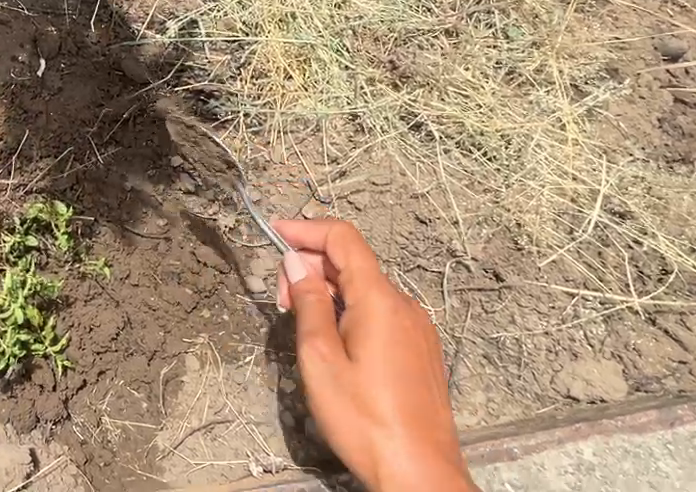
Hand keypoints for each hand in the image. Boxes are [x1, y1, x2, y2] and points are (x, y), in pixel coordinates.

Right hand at [273, 218, 476, 491]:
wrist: (421, 478)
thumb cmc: (364, 420)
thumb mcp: (319, 357)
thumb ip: (308, 301)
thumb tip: (296, 262)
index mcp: (380, 301)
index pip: (343, 238)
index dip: (305, 228)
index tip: (274, 233)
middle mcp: (404, 306)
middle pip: (351, 262)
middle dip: (310, 267)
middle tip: (281, 300)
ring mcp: (417, 330)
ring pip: (363, 287)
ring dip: (327, 290)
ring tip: (301, 323)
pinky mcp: (420, 351)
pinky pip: (378, 311)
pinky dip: (347, 309)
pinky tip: (330, 339)